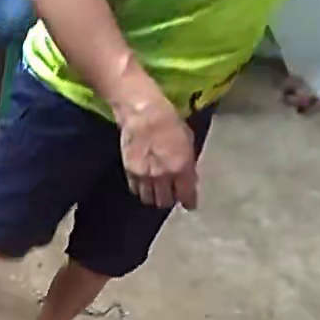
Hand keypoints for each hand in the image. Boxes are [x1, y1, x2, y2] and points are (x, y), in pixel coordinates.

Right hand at [108, 75, 198, 208]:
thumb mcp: (188, 142)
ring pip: (148, 199)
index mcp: (181, 168)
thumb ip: (187, 163)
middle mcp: (162, 176)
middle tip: (171, 194)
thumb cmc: (171, 122)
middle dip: (170, 199)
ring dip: (154, 197)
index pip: (186, 195)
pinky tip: (144, 183)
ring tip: (157, 191)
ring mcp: (144, 175)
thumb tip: (187, 176)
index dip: (189, 202)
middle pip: (165, 201)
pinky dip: (141, 189)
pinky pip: (135, 189)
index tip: (189, 205)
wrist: (143, 114)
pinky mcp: (129, 172)